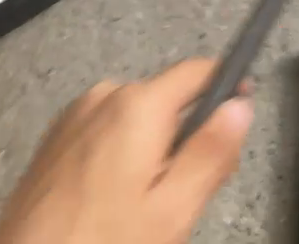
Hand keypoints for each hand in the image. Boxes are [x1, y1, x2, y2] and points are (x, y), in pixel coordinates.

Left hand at [0, 59, 253, 243]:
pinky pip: (104, 133)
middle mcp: (105, 95)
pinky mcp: (55, 138)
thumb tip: (240, 106)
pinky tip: (112, 204)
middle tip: (188, 194)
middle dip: (185, 136)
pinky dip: (119, 158)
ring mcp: (75, 115)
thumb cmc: (102, 242)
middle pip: (166, 100)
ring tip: (144, 209)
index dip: (227, 84)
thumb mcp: (171, 211)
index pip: (196, 71)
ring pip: (135, 120)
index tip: (243, 107)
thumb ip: (210, 154)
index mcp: (137, 104)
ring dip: (151, 151)